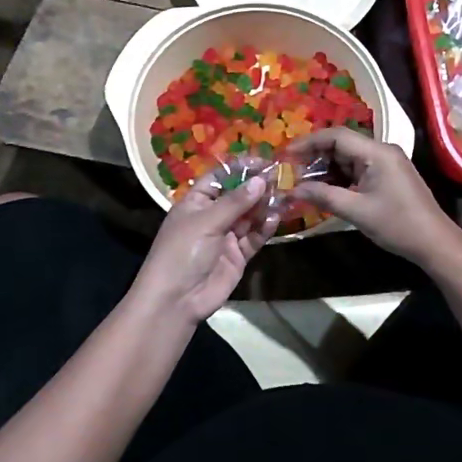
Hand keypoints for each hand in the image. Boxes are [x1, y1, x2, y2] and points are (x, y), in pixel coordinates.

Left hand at [132, 176, 276, 323]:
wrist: (177, 300)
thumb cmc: (183, 252)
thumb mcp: (207, 221)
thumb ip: (236, 202)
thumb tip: (260, 180)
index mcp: (195, 203)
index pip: (219, 179)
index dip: (239, 168)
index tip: (263, 161)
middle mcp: (211, 217)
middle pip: (238, 197)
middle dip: (257, 187)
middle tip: (281, 178)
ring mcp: (225, 237)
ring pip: (250, 216)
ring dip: (265, 206)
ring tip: (284, 195)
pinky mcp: (238, 256)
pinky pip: (254, 237)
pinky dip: (265, 229)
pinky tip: (275, 219)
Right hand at [287, 128, 459, 262]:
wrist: (434, 242)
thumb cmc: (397, 224)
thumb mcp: (357, 211)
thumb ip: (323, 196)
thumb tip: (293, 190)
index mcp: (377, 152)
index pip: (336, 136)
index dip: (308, 143)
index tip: (286, 155)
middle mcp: (382, 151)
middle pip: (342, 144)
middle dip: (315, 156)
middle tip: (291, 171)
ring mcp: (386, 163)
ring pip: (348, 157)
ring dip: (326, 168)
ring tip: (302, 182)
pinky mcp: (388, 176)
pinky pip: (358, 169)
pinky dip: (340, 177)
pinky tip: (324, 189)